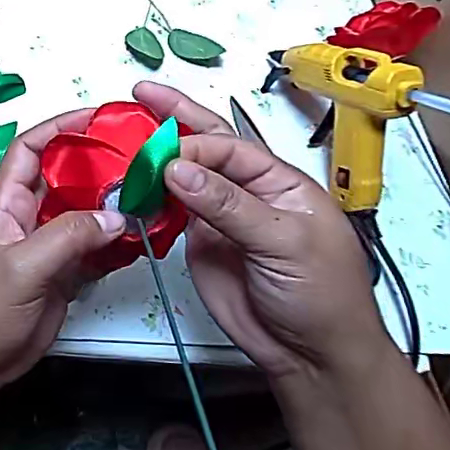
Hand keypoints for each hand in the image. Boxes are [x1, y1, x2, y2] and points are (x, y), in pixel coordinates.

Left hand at [0, 109, 125, 420]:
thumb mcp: (21, 268)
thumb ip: (68, 236)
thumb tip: (115, 216)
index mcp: (7, 204)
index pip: (31, 149)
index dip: (60, 127)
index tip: (97, 118)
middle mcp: (29, 217)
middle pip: (66, 176)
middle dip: (99, 163)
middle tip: (137, 157)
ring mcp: (48, 245)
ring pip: (86, 211)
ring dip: (113, 203)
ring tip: (147, 194)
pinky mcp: (64, 271)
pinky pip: (95, 246)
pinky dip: (118, 240)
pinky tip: (140, 236)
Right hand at [132, 83, 397, 383]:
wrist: (312, 354)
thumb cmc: (323, 293)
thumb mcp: (285, 242)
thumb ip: (230, 205)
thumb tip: (178, 169)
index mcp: (279, 180)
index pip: (229, 149)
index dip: (194, 147)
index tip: (165, 157)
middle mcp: (248, 191)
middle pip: (207, 147)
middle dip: (176, 117)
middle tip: (142, 94)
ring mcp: (222, 216)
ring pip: (184, 179)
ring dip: (157, 160)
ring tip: (126, 138)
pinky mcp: (202, 242)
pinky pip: (172, 213)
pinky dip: (151, 200)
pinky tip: (134, 187)